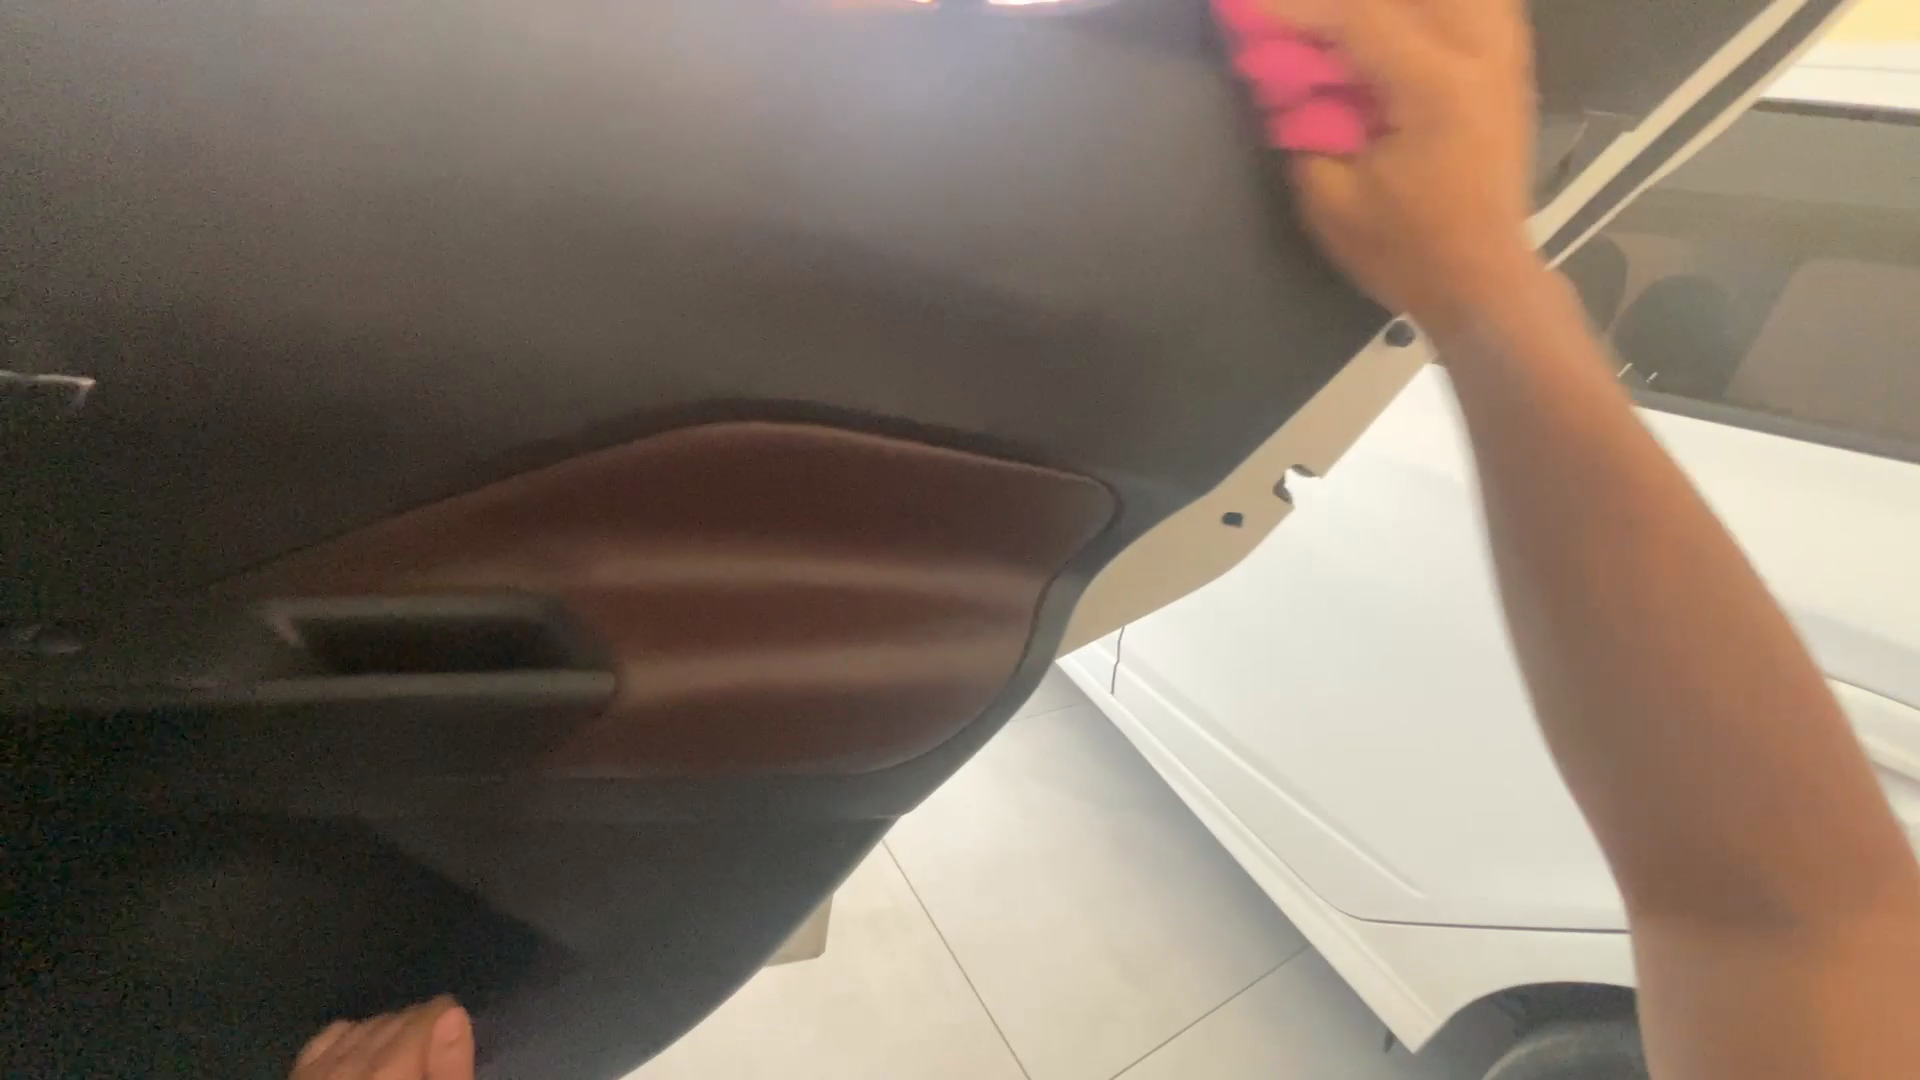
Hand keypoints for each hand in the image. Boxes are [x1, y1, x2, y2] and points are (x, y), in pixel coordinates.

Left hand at [292, 996, 474, 1079]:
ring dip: (386, 1031)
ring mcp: (317, 1069)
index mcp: (390, 1067)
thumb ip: (453, 1065)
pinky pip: (328, 1036)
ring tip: (399, 1054)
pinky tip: (360, 1051)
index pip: (430, 1011)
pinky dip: (349, 1037)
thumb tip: (455, 1012)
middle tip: (430, 1050)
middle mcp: (350, 1061)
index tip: (454, 1035)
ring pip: (366, 1024)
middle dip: (418, 1025)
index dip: (448, 1018)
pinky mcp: (296, 1075)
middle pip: (399, 1016)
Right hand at [1272, 0, 1544, 334]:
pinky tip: (1390, 24)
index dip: (1299, 8)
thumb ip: (1305, 131)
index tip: (1251, 8)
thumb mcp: (1330, 201)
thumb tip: (1285, 83)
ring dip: (1384, 2)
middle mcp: (1483, 47)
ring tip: (1336, 19)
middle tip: (1294, 14)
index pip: (1360, 16)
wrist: (1478, 275)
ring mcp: (1506, 48)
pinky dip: (1422, 7)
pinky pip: (1471, 0)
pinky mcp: (1509, 60)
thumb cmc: (1401, 249)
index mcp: (1437, 86)